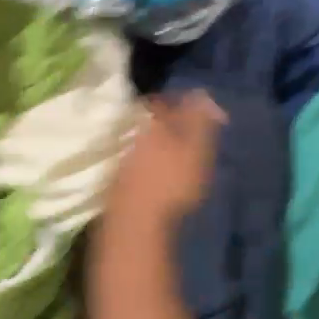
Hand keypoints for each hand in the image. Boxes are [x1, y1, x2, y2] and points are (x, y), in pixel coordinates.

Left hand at [105, 91, 227, 232]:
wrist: (135, 227)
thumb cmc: (173, 183)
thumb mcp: (197, 148)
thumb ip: (200, 120)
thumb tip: (201, 92)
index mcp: (152, 123)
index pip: (165, 100)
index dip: (185, 102)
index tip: (203, 110)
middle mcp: (131, 136)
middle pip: (151, 120)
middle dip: (171, 122)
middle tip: (192, 131)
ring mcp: (120, 160)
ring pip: (143, 140)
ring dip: (160, 143)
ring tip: (179, 153)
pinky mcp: (115, 183)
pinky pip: (136, 160)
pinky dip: (150, 161)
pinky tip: (161, 173)